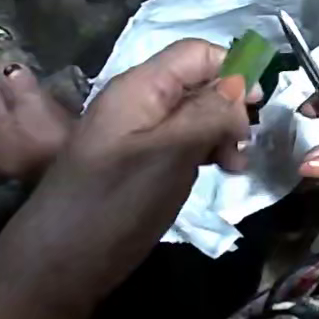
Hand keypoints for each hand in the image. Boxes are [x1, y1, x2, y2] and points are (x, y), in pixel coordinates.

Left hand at [0, 39, 250, 305]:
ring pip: (193, 113)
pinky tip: (219, 171)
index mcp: (140, 86)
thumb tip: (240, 86)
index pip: (195, 53)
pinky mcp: (140, 161)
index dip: (232, 69)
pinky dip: (205, 149)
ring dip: (221, 131)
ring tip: (235, 166)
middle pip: (197, 82)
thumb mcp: (169, 153)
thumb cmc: (115, 203)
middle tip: (244, 146)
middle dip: (229, 106)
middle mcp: (139, 101)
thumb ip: (208, 113)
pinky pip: (181, 140)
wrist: (58, 265)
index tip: (259, 104)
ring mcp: (138, 132)